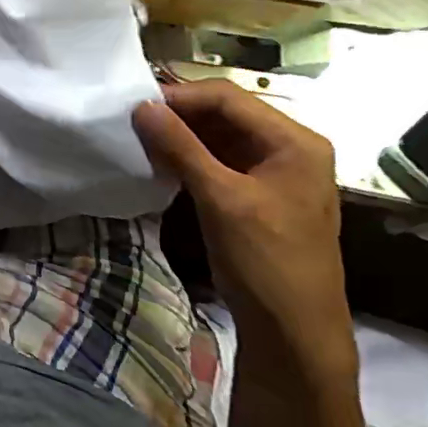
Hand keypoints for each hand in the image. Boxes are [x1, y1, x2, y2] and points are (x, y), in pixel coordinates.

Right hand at [134, 81, 351, 374]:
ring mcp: (273, 171)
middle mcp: (288, 147)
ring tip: (140, 137)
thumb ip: (181, 148)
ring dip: (181, 135)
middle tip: (132, 120)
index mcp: (295, 141)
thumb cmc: (265, 260)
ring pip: (219, 136)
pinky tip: (160, 160)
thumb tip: (142, 107)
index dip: (180, 96)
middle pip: (225, 113)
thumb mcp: (221, 199)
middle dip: (179, 114)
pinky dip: (189, 156)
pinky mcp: (257, 192)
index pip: (229, 98)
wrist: (294, 330)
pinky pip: (218, 159)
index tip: (135, 106)